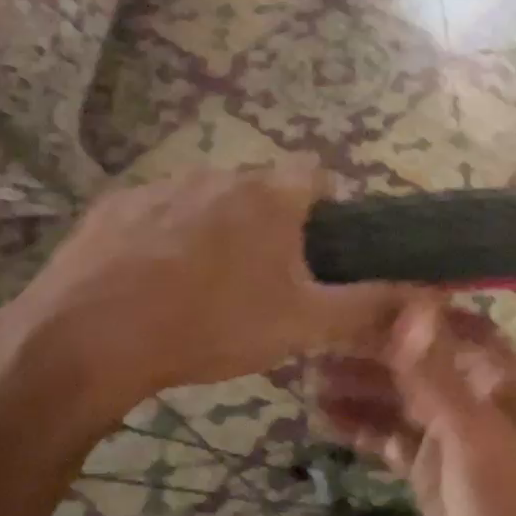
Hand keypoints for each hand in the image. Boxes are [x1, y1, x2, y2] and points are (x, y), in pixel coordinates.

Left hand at [0, 161, 406, 418]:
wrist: (85, 342)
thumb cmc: (211, 325)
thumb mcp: (304, 324)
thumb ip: (371, 305)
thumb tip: (429, 293)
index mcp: (271, 196)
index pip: (318, 172)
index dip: (327, 206)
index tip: (320, 251)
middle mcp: (220, 175)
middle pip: (262, 188)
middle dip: (272, 224)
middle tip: (266, 282)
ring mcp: (161, 186)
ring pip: (209, 200)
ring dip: (219, 230)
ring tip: (205, 289)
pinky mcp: (113, 208)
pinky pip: (158, 213)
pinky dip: (166, 238)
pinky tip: (153, 285)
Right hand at [315, 302, 515, 515]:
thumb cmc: (511, 502)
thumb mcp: (473, 433)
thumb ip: (438, 372)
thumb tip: (414, 306)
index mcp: (502, 380)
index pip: (454, 329)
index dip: (413, 315)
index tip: (361, 300)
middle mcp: (478, 399)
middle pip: (421, 364)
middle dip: (375, 352)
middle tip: (316, 341)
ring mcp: (453, 437)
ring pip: (402, 400)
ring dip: (362, 388)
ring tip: (308, 376)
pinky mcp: (430, 472)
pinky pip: (393, 438)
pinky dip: (364, 427)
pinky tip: (324, 418)